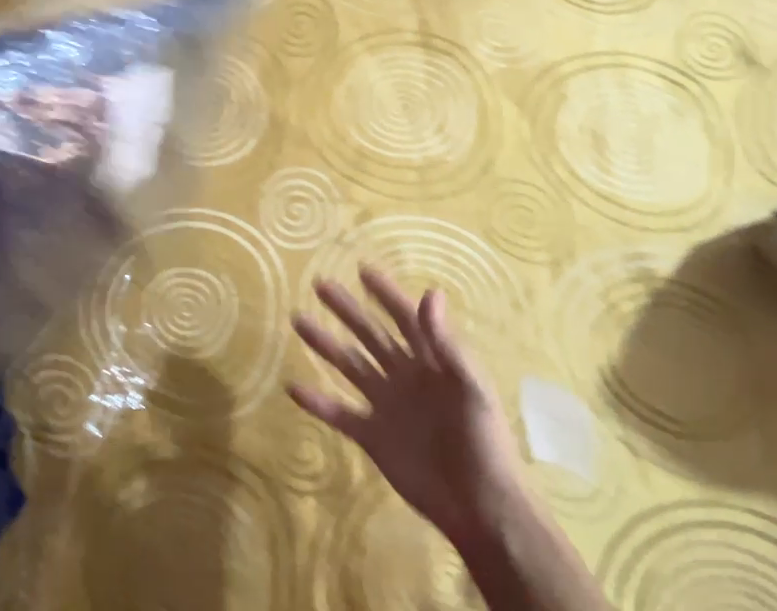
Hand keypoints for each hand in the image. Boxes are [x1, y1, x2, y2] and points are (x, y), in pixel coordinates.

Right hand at [289, 267, 523, 542]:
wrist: (478, 506)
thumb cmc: (484, 443)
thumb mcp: (472, 389)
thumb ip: (447, 343)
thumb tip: (429, 292)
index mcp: (433, 362)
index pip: (406, 319)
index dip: (386, 294)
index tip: (362, 270)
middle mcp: (406, 376)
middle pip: (371, 335)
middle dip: (347, 310)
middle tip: (320, 285)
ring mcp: (387, 405)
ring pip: (350, 366)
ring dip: (325, 344)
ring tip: (298, 320)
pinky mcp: (372, 435)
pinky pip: (339, 412)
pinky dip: (317, 401)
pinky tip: (293, 387)